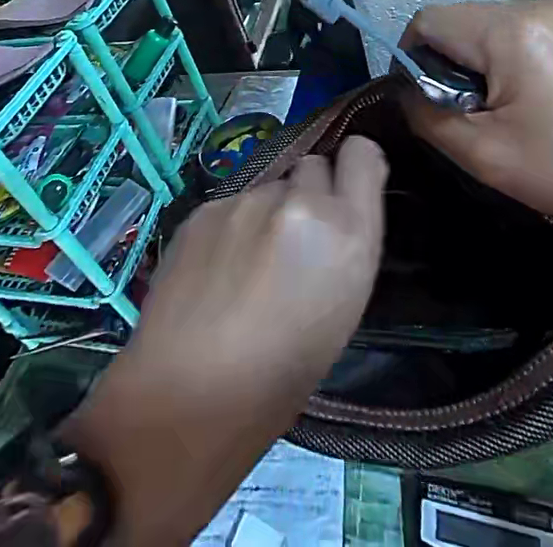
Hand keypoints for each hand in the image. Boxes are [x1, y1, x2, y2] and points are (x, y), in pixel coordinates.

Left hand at [61, 137, 386, 545]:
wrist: (188, 399)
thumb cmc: (285, 372)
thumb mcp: (346, 304)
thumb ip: (348, 240)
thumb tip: (339, 205)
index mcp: (348, 232)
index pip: (363, 153)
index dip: (355, 166)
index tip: (347, 188)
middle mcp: (301, 203)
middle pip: (314, 166)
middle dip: (309, 193)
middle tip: (294, 241)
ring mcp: (247, 202)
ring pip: (270, 187)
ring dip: (268, 212)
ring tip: (247, 267)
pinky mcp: (203, 209)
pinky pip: (232, 204)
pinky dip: (232, 227)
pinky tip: (215, 271)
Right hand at [401, 0, 552, 251]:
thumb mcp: (483, 153)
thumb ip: (427, 114)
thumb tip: (408, 90)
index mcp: (512, 28)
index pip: (429, 21)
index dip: (409, 59)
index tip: (423, 105)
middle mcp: (540, 6)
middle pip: (462, 22)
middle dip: (448, 66)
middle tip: (468, 120)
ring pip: (492, 30)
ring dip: (480, 68)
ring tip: (505, 119)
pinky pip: (525, 38)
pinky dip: (510, 66)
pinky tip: (535, 110)